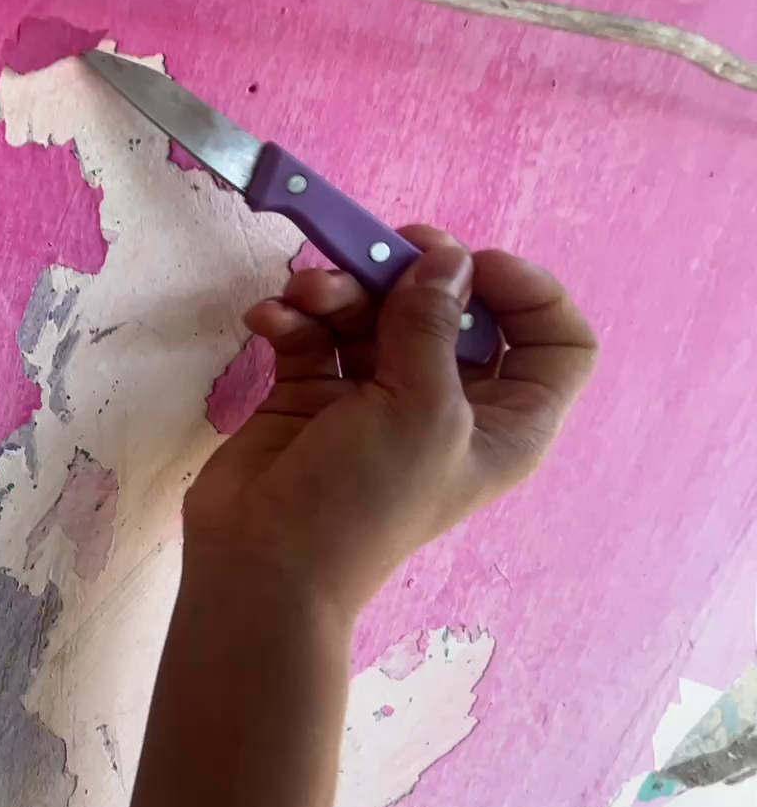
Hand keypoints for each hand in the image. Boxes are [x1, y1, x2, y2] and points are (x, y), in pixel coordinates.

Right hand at [183, 225, 597, 618]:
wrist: (262, 557)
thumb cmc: (361, 498)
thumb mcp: (418, 411)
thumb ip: (428, 327)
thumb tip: (445, 258)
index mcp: (499, 419)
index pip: (546, 341)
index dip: (522, 292)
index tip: (469, 262)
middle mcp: (437, 403)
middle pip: (440, 316)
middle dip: (403, 281)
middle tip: (368, 249)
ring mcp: (364, 400)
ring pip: (363, 322)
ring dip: (333, 297)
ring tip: (300, 292)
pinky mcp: (303, 399)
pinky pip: (305, 343)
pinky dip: (288, 323)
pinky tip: (266, 319)